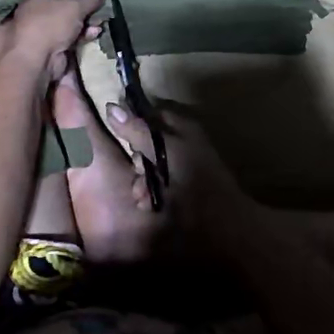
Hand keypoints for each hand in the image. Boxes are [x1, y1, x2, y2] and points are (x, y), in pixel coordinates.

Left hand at [5, 0, 104, 80]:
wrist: (37, 60)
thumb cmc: (50, 23)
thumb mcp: (74, 5)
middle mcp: (38, 7)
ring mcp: (45, 27)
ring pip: (70, 18)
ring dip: (87, 18)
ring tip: (101, 17)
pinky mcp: (53, 44)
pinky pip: (72, 34)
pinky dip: (83, 32)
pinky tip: (95, 32)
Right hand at [100, 98, 251, 238]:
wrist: (222, 226)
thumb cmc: (194, 182)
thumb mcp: (163, 151)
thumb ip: (137, 131)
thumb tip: (111, 107)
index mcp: (182, 128)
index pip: (150, 114)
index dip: (132, 121)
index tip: (116, 133)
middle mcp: (181, 144)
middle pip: (146, 142)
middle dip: (137, 159)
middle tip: (138, 171)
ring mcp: (180, 168)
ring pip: (148, 167)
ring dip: (140, 181)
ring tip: (143, 196)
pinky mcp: (178, 190)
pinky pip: (154, 185)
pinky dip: (148, 194)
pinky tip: (148, 205)